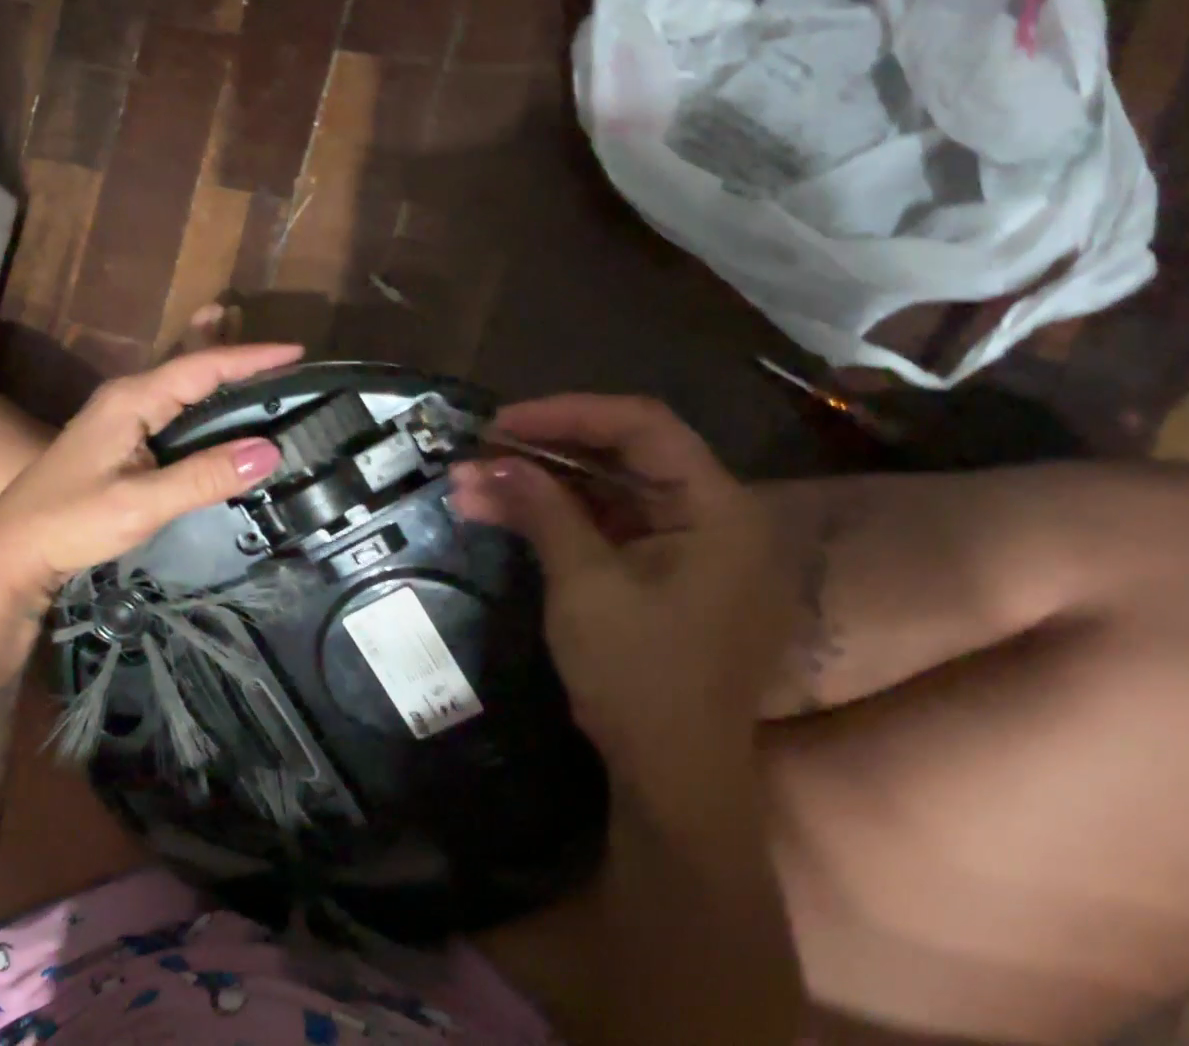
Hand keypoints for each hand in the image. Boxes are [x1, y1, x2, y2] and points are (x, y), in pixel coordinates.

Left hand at [0, 343, 301, 605]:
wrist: (13, 549)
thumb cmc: (71, 522)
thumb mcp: (142, 503)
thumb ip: (204, 477)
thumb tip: (270, 450)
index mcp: (131, 400)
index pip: (201, 367)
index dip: (251, 358)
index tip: (298, 354)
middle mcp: (126, 398)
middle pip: (192, 366)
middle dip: (237, 353)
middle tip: (285, 352)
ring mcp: (120, 419)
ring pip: (181, 386)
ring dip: (220, 374)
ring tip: (260, 362)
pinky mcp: (120, 442)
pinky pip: (173, 410)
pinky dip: (203, 403)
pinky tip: (218, 412)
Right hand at [449, 396, 794, 777]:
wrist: (673, 773)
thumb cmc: (640, 676)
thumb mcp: (586, 586)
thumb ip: (544, 511)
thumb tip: (490, 460)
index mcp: (718, 508)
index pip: (643, 427)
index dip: (567, 414)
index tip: (500, 423)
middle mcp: (713, 516)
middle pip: (625, 456)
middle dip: (544, 454)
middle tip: (477, 453)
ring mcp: (689, 549)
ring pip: (611, 495)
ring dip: (543, 489)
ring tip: (471, 486)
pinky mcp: (665, 577)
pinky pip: (611, 530)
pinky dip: (560, 522)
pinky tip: (504, 515)